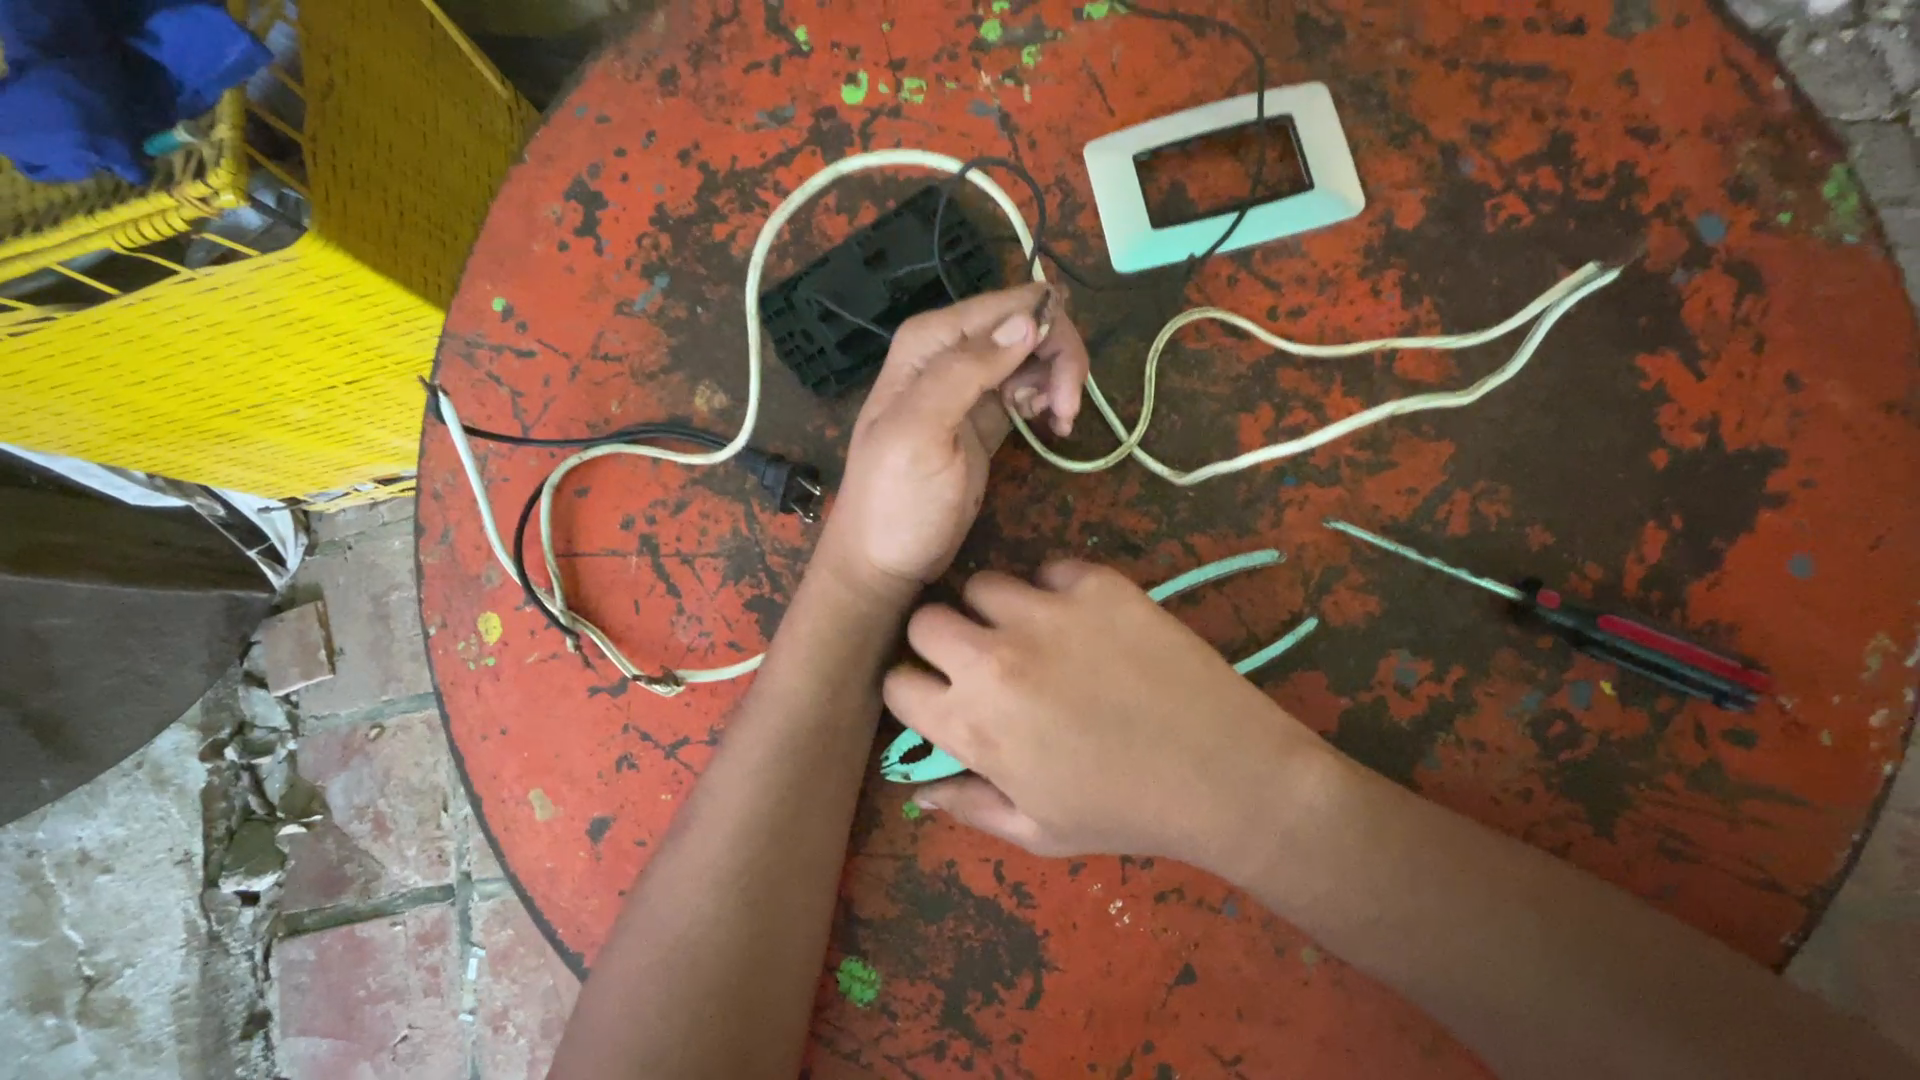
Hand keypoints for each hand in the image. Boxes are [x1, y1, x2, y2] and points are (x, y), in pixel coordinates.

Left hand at [818, 283, 1089, 590]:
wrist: (886, 558)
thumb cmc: (897, 501)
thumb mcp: (921, 433)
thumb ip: (966, 371)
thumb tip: (1028, 320)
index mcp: (930, 342)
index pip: (1010, 305)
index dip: (1049, 335)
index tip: (1064, 389)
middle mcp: (950, 351)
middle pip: (1029, 324)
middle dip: (1059, 361)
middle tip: (1066, 413)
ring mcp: (969, 383)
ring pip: (1036, 353)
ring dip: (1059, 382)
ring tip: (1060, 424)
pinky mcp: (986, 415)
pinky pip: (1030, 384)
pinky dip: (1049, 399)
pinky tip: (1053, 427)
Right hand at [882, 560, 1336, 872]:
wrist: (1225, 774)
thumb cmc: (1126, 813)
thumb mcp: (1038, 831)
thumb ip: (969, 805)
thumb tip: (920, 788)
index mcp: (974, 725)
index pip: (897, 684)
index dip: (914, 692)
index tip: (938, 697)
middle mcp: (995, 660)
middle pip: (927, 620)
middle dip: (941, 641)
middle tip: (978, 660)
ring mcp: (1046, 614)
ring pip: (983, 584)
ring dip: (996, 611)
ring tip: (1033, 635)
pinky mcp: (1096, 585)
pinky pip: (1049, 570)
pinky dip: (1055, 591)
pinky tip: (1083, 622)